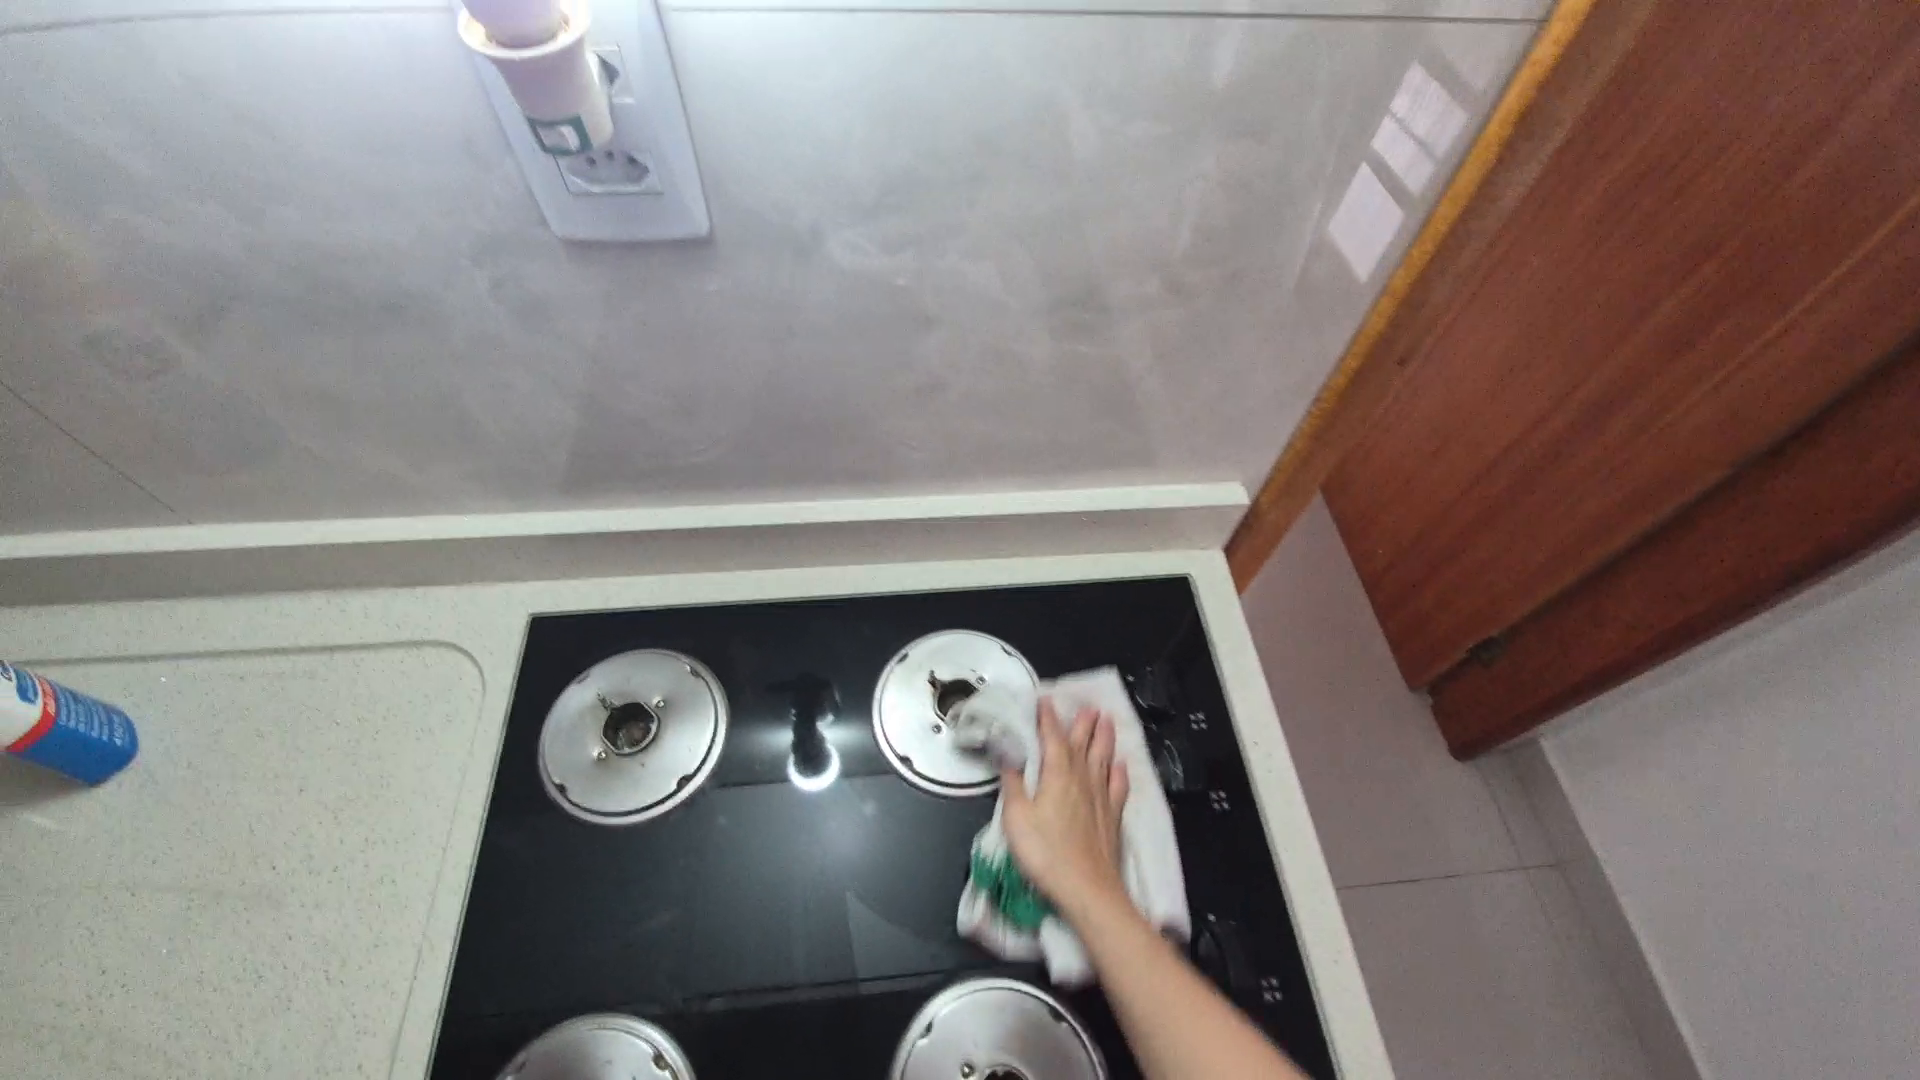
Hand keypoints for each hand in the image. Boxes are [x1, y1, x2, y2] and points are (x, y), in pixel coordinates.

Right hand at [1000, 698, 1131, 919]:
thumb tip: (1008, 754)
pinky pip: (1118, 786)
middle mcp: (1082, 779)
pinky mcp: (1113, 817)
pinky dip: (1119, 772)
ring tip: (1107, 721)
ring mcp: (1101, 797)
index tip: (1046, 700)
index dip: (1048, 718)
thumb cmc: (1045, 853)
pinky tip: (1121, 765)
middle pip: (1083, 743)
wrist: (1087, 889)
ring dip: (1104, 738)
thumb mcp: (1016, 817)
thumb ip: (1013, 783)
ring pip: (1104, 759)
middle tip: (1088, 706)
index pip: (1052, 738)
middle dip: (1084, 723)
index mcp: (1057, 774)